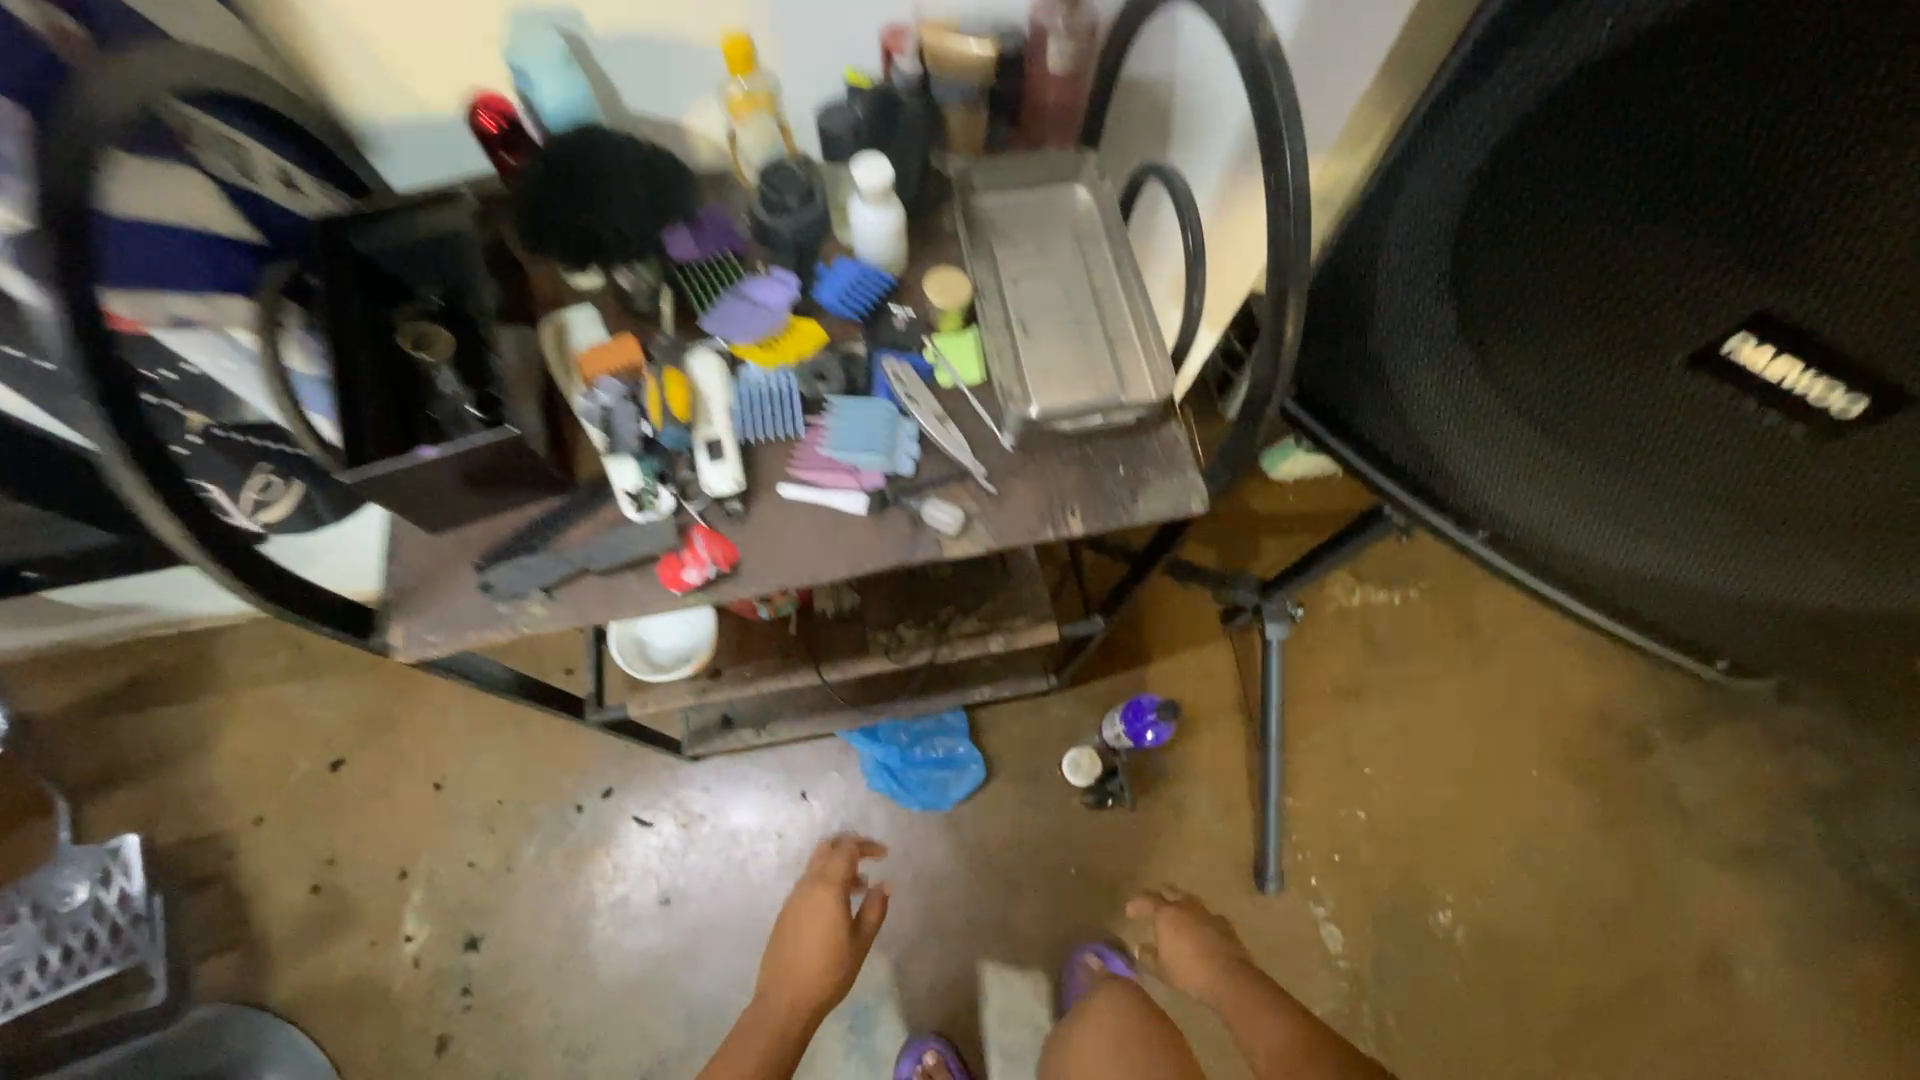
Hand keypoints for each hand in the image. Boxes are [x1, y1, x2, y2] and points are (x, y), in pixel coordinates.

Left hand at [753, 833, 890, 1022]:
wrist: (784, 1001)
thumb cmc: (828, 972)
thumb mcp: (860, 942)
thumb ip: (874, 909)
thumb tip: (884, 885)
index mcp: (827, 887)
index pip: (847, 849)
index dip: (867, 845)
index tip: (884, 855)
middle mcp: (807, 885)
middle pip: (826, 848)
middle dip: (849, 846)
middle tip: (870, 859)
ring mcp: (793, 898)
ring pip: (816, 866)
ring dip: (837, 866)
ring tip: (860, 888)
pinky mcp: (786, 913)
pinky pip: (808, 883)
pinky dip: (825, 881)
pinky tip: (838, 906)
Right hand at [1126, 885, 1259, 1009]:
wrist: (1229, 977)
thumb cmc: (1188, 972)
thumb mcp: (1161, 969)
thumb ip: (1147, 956)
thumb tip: (1140, 948)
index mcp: (1166, 914)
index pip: (1145, 900)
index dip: (1135, 904)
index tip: (1129, 912)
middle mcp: (1185, 907)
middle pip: (1169, 891)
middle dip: (1158, 894)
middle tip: (1152, 902)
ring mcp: (1206, 913)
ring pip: (1189, 899)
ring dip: (1180, 902)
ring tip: (1177, 911)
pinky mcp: (1224, 924)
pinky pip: (1208, 915)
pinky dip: (1200, 918)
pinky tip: (1201, 927)